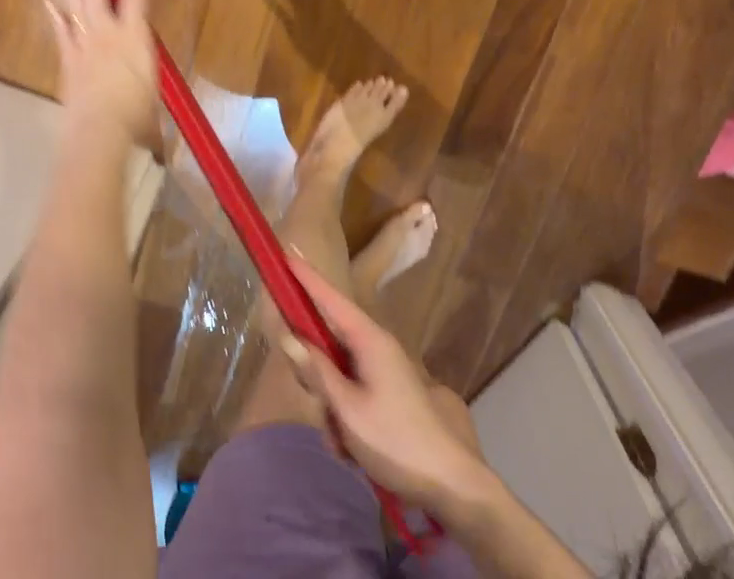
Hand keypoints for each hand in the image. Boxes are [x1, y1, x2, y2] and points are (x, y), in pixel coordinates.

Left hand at [45, 0, 156, 143]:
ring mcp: (84, 43)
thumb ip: (152, 92)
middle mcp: (108, 31)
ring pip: (75, 2)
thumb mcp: (154, 99)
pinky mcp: (68, 58)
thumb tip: (155, 111)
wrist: (99, 127)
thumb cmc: (136, 115)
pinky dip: (56, 15)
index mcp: (135, 36)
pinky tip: (49, 0)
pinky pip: (62, 30)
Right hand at [278, 255, 494, 514]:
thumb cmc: (395, 440)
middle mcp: (377, 348)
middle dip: (313, 375)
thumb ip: (316, 372)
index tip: (285, 252)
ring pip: (334, 375)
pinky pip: (348, 396)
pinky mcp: (383, 394)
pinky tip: (350, 450)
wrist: (447, 481)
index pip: (331, 299)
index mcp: (371, 341)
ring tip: (342, 442)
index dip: (307, 278)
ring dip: (329, 408)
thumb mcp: (347, 409)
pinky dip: (342, 421)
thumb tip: (288, 336)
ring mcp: (382, 371)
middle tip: (319, 407)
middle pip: (326, 342)